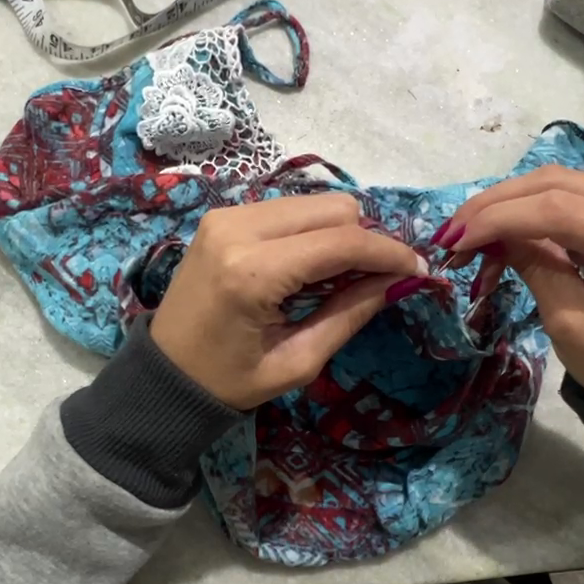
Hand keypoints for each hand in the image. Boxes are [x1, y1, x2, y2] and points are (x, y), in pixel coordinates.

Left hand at [151, 194, 429, 408]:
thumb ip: (349, 314)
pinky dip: (311, 231)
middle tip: (378, 278)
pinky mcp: (221, 217)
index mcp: (253, 272)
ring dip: (339, 233)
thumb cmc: (228, 381)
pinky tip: (311, 266)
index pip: (341, 242)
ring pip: (312, 202)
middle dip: (366, 240)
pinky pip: (287, 209)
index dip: (388, 254)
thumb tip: (398, 280)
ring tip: (343, 276)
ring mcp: (225, 216)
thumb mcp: (296, 361)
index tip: (419, 270)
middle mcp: (237, 228)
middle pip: (333, 208)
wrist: (164, 375)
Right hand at [437, 168, 583, 414]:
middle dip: (497, 205)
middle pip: (560, 184)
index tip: (454, 240)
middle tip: (451, 237)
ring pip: (562, 185)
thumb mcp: (570, 325)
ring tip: (469, 239)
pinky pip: (573, 200)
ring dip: (508, 206)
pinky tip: (501, 239)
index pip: (563, 210)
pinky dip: (529, 214)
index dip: (501, 217)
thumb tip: (488, 232)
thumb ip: (535, 267)